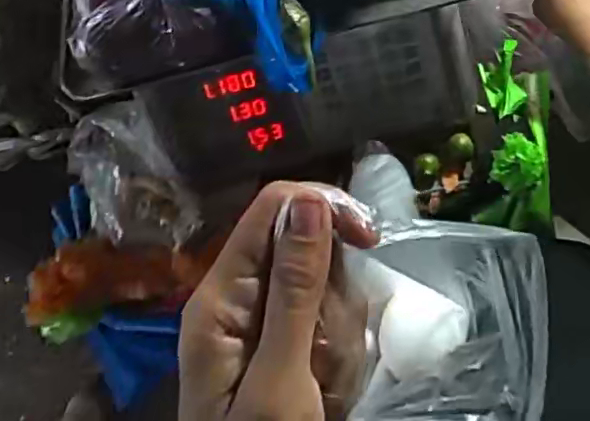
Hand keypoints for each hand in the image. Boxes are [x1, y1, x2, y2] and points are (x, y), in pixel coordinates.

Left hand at [179, 182, 377, 420]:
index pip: (273, 206)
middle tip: (332, 349)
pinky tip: (328, 389)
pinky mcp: (286, 336)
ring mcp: (264, 315)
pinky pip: (328, 312)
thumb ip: (295, 289)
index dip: (322, 207)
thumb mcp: (278, 383)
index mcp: (222, 293)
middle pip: (304, 240)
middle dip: (333, 288)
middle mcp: (240, 293)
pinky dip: (339, 347)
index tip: (367, 239)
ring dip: (339, 327)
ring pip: (324, 277)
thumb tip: (311, 200)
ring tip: (326, 386)